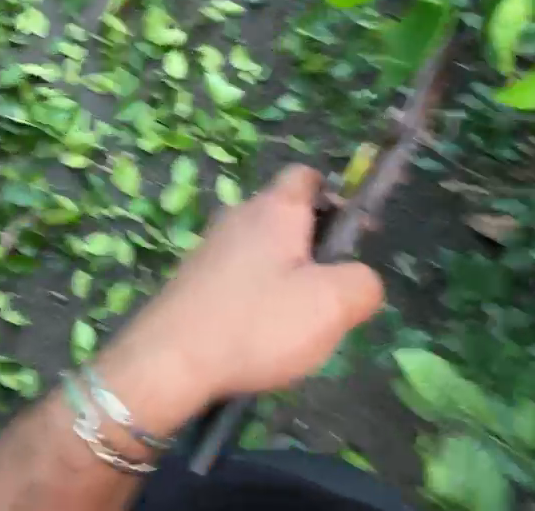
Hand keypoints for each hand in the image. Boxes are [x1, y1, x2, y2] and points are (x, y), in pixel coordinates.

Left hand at [98, 166, 384, 419]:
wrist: (171, 358)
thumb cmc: (258, 323)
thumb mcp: (332, 305)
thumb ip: (363, 282)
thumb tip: (361, 277)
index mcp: (276, 208)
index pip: (306, 175)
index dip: (334, 197)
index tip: (350, 236)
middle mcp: (240, 213)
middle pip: (286, 212)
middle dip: (313, 243)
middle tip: (331, 290)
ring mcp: (212, 243)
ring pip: (262, 244)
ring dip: (285, 271)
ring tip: (297, 320)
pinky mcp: (195, 275)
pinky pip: (239, 270)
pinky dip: (256, 291)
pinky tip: (259, 332)